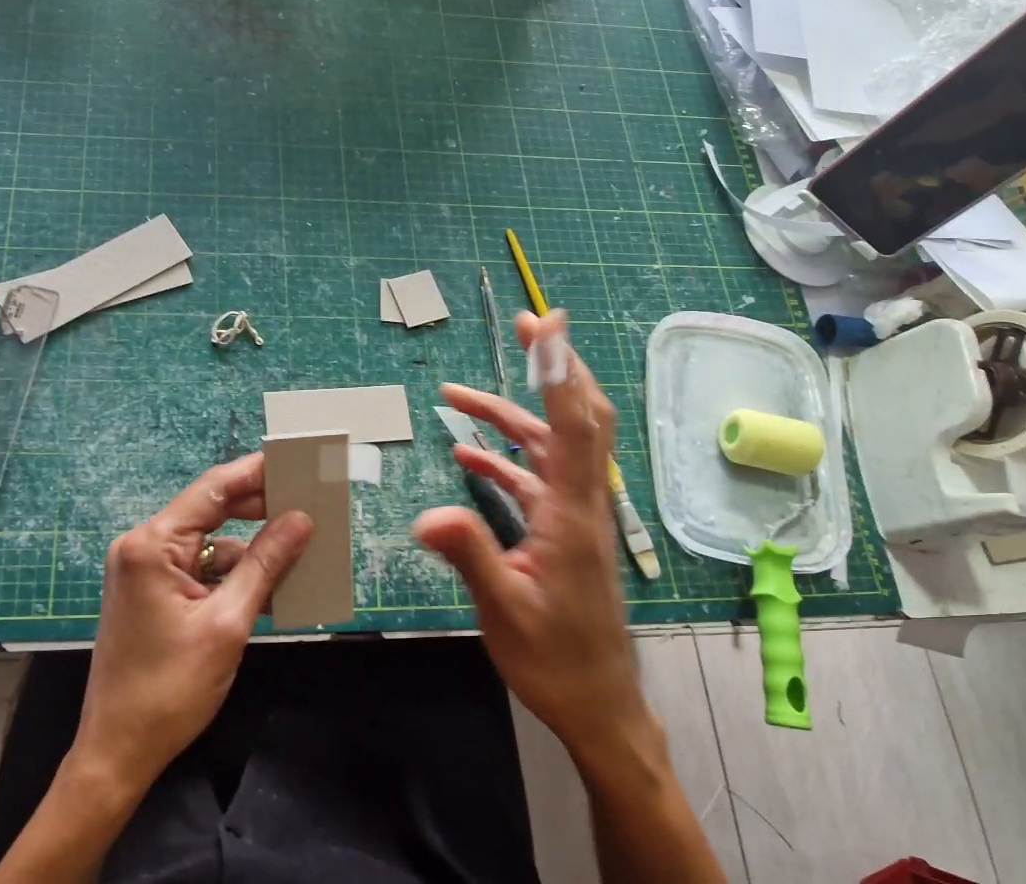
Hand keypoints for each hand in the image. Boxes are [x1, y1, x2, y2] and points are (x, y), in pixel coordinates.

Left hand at [73, 454, 313, 794]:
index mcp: (152, 545)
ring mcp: (143, 572)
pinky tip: (269, 591)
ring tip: (299, 556)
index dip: (256, 472)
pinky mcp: (151, 595)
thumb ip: (265, 565)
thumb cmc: (170, 689)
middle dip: (259, 512)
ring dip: (249, 554)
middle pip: (210, 513)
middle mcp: (142, 547)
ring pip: (209, 546)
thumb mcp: (228, 624)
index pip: (212, 490)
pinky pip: (199, 572)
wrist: (119, 750)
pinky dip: (231, 579)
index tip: (295, 461)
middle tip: (308, 506)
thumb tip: (301, 520)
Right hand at [413, 310, 648, 755]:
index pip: (573, 423)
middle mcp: (580, 502)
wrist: (597, 701)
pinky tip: (467, 455)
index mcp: (571, 512)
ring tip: (457, 394)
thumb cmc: (554, 658)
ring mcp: (573, 515)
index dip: (560, 369)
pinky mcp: (562, 531)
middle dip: (555, 368)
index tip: (547, 324)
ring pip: (550, 445)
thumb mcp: (505, 609)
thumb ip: (471, 556)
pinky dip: (504, 459)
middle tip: (528, 328)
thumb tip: (428, 514)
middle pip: (580, 417)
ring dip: (510, 415)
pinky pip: (535, 479)